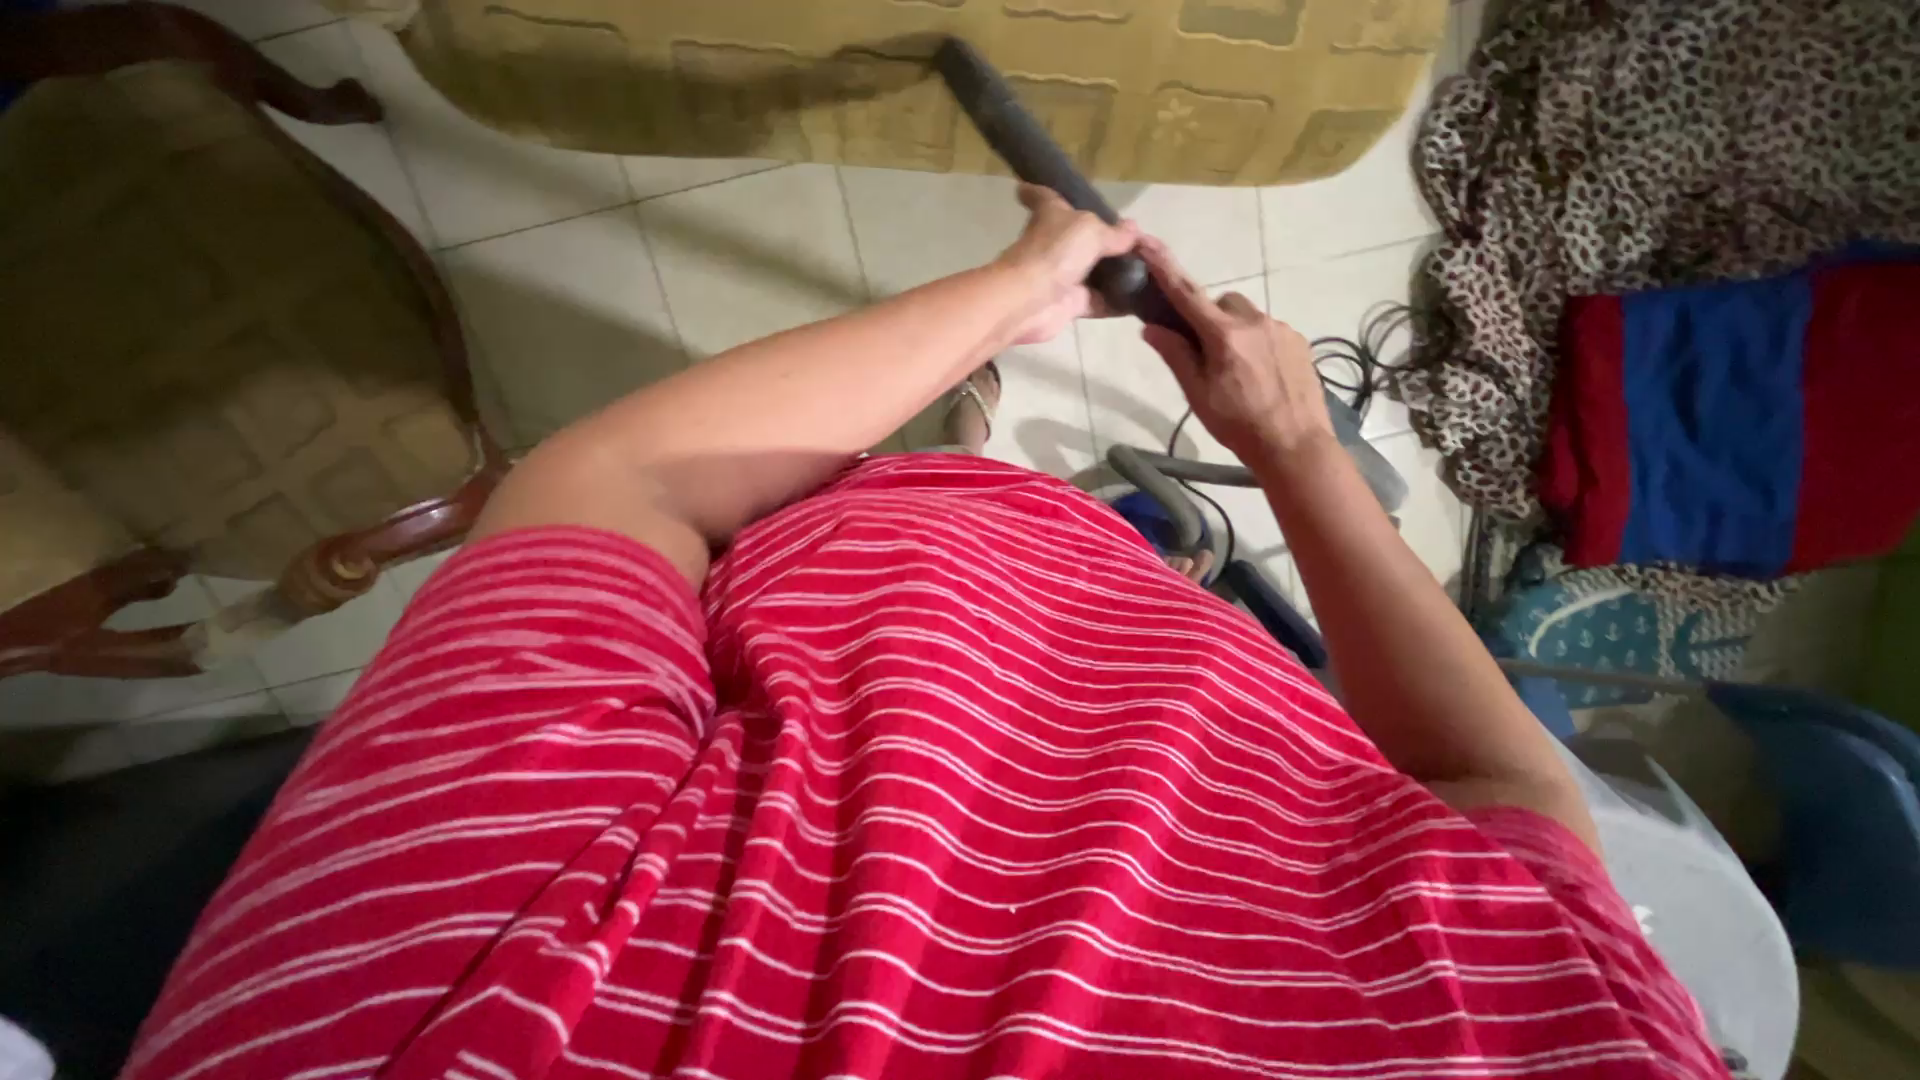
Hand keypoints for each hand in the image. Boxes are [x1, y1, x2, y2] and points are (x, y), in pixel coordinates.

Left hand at [993, 184, 1139, 344]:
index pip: (1043, 197)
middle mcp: (1055, 244)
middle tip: (1137, 241)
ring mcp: (1063, 276)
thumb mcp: (1091, 230)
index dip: (1037, 190)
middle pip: (1080, 238)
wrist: (1030, 302)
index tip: (1027, 187)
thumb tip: (1133, 229)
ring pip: (1094, 273)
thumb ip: (1114, 233)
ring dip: (1118, 273)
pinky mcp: (1070, 305)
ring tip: (1150, 267)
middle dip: (1104, 240)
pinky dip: (1119, 302)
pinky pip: (1100, 302)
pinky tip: (1143, 298)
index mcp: (1051, 215)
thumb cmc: (1054, 252)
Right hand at [1135, 236, 1334, 463]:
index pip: (1187, 295)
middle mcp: (1255, 321)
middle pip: (1222, 303)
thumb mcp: (1198, 395)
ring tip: (1236, 371)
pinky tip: (1259, 375)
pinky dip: (1256, 343)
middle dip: (1208, 317)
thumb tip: (1151, 328)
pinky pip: (1268, 330)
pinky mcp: (1298, 341)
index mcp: (1225, 335)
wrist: (1295, 444)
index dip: (1165, 269)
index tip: (1148, 244)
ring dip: (1234, 331)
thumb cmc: (1238, 424)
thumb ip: (1176, 356)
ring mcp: (1281, 329)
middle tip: (1203, 352)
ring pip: (1247, 316)